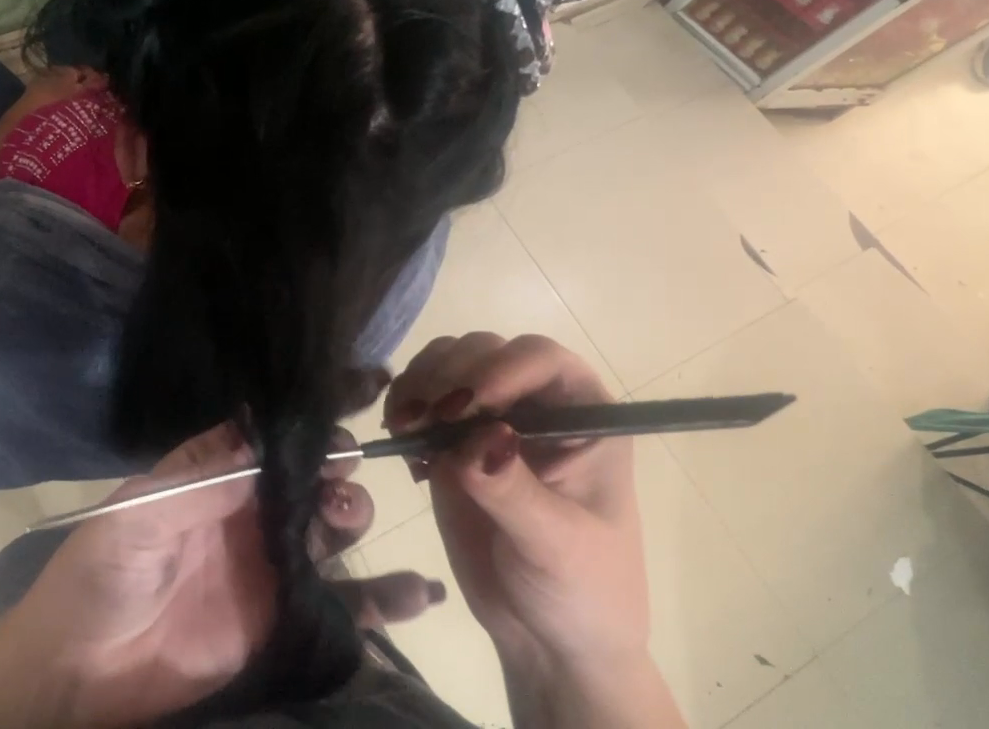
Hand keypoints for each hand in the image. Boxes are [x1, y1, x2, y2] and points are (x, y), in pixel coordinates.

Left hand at [0, 424, 443, 728]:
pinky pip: (341, 605)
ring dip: (352, 518)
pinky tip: (417, 592)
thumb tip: (269, 450)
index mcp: (206, 477)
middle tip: (343, 475)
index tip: (346, 406)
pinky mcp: (280, 622)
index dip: (303, 423)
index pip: (264, 437)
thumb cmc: (97, 575)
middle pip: (305, 480)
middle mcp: (243, 514)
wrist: (78, 672)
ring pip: (328, 531)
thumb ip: (203, 485)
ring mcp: (265, 567)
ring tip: (348, 520)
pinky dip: (383, 599)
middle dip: (332, 469)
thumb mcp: (138, 517)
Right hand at [383, 334, 648, 678]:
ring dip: (419, 385)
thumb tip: (481, 436)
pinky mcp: (449, 442)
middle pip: (483, 351)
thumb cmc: (581, 592)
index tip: (468, 407)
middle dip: (449, 376)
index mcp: (585, 418)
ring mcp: (488, 422)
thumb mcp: (555, 546)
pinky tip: (403, 442)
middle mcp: (536, 407)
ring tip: (406, 429)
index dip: (502, 368)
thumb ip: (514, 489)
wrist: (546, 637)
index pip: (542, 360)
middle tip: (428, 422)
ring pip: (445, 364)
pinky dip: (403, 406)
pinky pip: (419, 398)